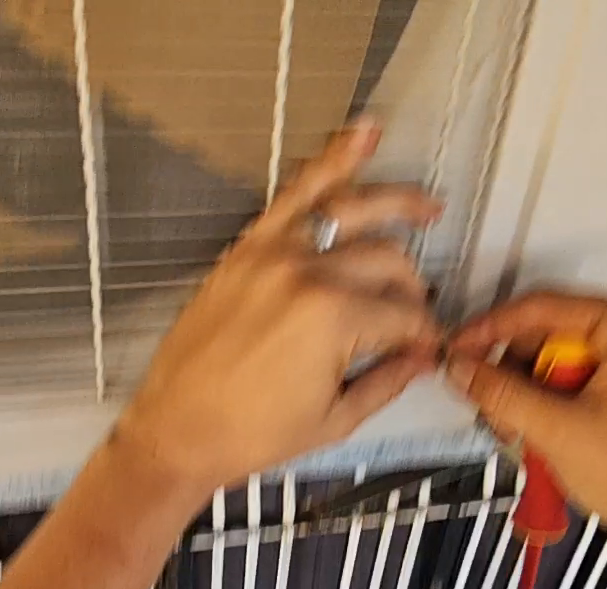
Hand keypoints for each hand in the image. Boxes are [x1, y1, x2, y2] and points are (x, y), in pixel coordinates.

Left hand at [114, 122, 442, 492]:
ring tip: (429, 208)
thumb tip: (420, 359)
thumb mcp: (332, 421)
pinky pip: (294, 193)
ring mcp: (273, 253)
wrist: (177, 430)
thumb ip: (386, 382)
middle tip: (414, 313)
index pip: (403, 315)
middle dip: (413, 290)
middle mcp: (306, 273)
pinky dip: (331, 160)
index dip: (424, 335)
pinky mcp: (246, 249)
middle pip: (386, 262)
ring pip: (351, 209)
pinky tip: (363, 135)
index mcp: (333, 319)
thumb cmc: (247, 434)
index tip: (427, 348)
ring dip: (397, 202)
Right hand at [444, 293, 606, 559]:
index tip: (454, 354)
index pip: (543, 309)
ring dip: (534, 400)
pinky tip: (552, 439)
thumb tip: (460, 367)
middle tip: (498, 417)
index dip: (489, 331)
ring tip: (529, 438)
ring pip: (561, 363)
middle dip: (516, 378)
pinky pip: (581, 382)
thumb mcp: (560, 432)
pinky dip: (557, 408)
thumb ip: (502, 395)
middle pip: (551, 337)